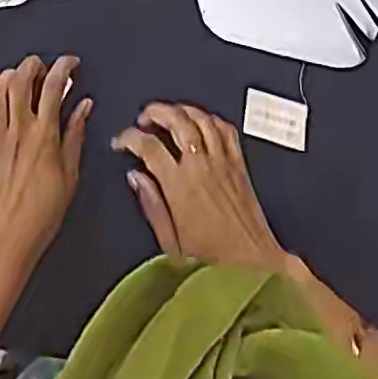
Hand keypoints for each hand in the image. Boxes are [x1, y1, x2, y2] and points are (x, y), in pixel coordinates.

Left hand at [0, 54, 91, 276]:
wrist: (2, 246)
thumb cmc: (37, 219)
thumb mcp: (69, 177)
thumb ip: (75, 136)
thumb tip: (82, 109)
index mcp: (43, 136)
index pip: (54, 86)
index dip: (63, 67)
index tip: (69, 64)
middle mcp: (17, 131)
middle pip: (20, 80)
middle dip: (32, 65)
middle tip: (41, 65)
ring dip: (7, 78)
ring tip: (16, 76)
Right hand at [111, 102, 287, 271]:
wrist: (255, 269)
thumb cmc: (214, 264)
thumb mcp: (171, 244)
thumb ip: (152, 206)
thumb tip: (136, 178)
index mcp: (180, 186)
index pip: (149, 146)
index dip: (129, 137)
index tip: (122, 141)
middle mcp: (202, 168)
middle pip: (176, 120)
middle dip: (155, 111)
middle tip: (144, 117)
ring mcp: (223, 163)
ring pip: (201, 118)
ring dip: (182, 109)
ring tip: (169, 112)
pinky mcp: (240, 165)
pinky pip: (226, 129)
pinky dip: (211, 119)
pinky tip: (202, 121)